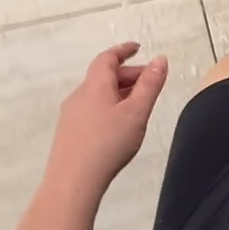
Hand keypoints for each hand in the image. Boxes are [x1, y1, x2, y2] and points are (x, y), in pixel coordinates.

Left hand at [42, 42, 167, 202]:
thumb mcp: (137, 112)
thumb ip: (150, 85)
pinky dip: (109, 105)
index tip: (138, 47)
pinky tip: (120, 124)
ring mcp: (71, 115)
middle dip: (128, 75)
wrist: (72, 182)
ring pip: (98, 94)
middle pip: (104, 76)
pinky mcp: (69, 133)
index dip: (123, 50)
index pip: (108, 58)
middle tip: (151, 83)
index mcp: (94, 86)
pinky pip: (92, 108)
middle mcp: (79, 96)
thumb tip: (160, 60)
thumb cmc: (108, 144)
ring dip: (120, 92)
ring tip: (139, 104)